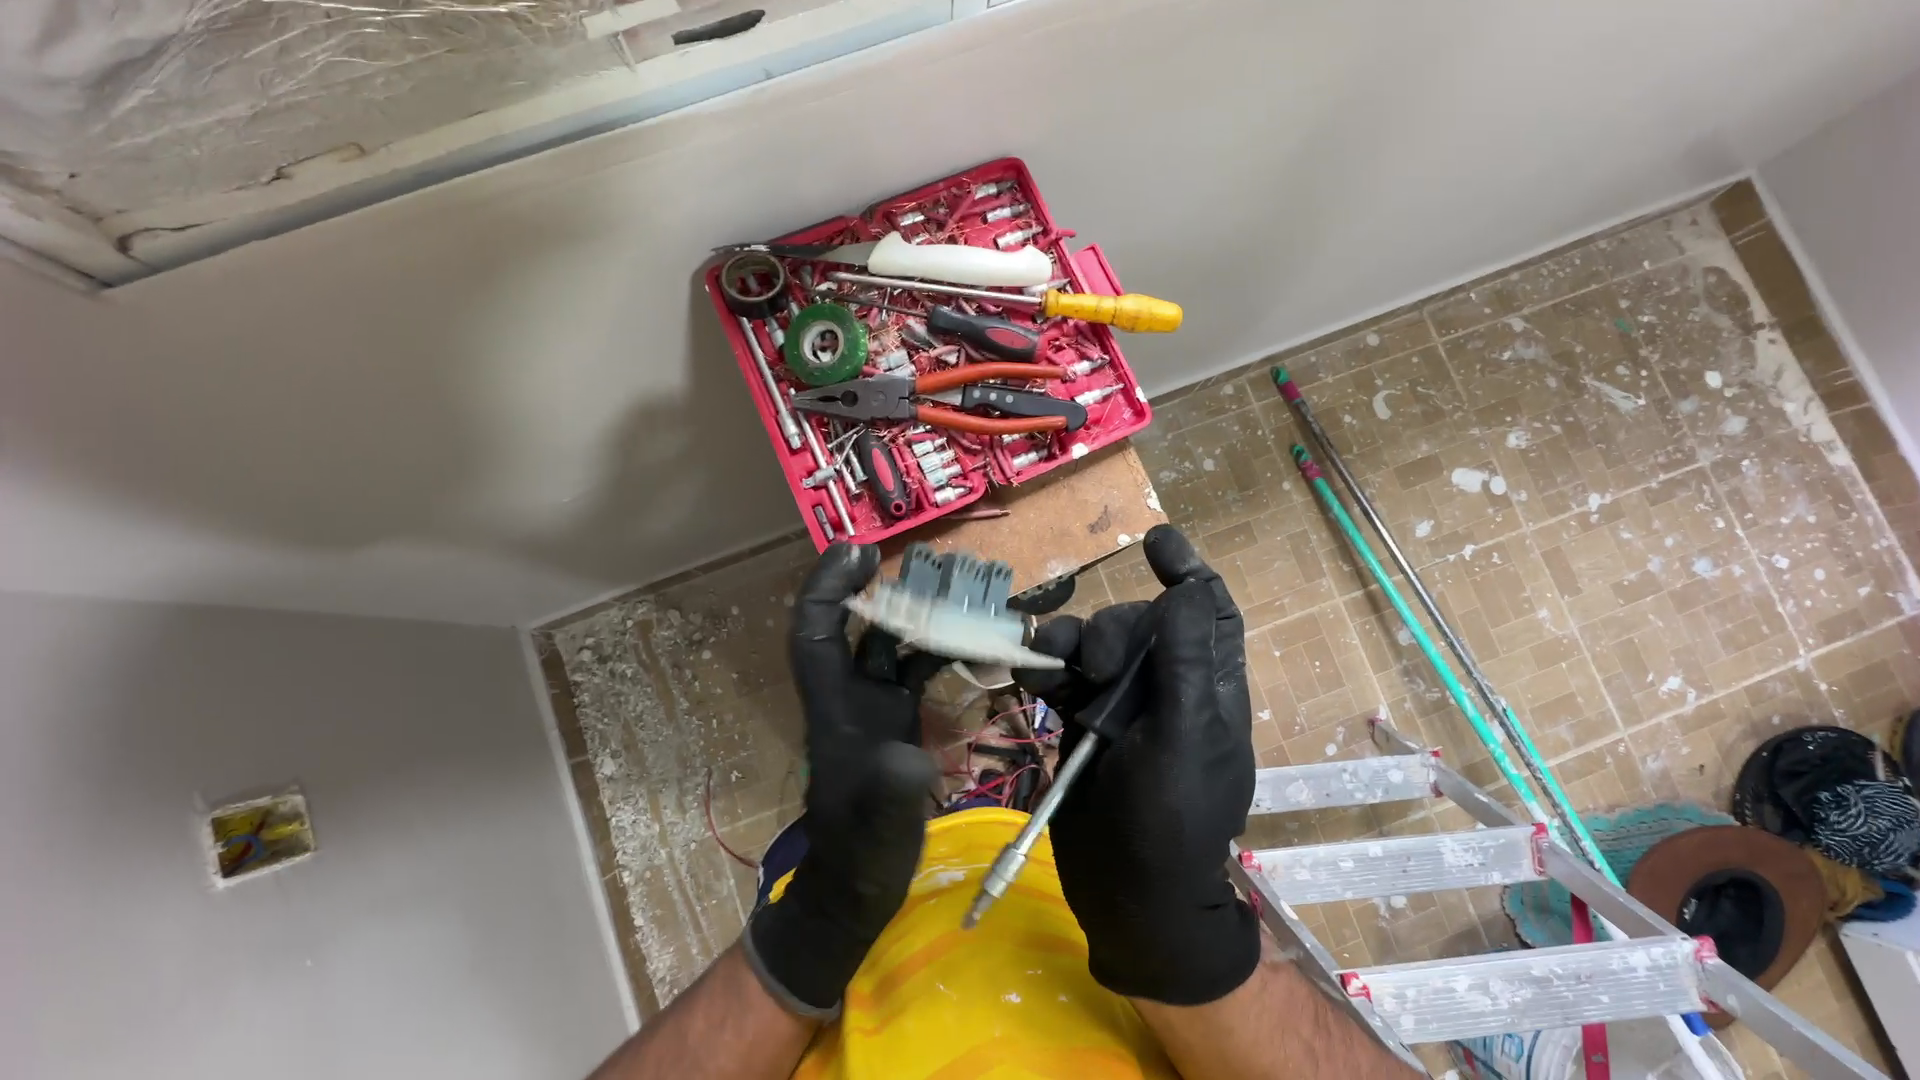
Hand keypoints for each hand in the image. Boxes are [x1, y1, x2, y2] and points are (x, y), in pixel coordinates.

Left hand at [744, 544, 941, 1016]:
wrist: (861, 886)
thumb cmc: (860, 854)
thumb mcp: (876, 825)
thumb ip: (889, 791)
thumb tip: (905, 757)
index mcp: (833, 707)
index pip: (814, 631)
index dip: (827, 586)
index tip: (859, 551)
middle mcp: (850, 697)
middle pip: (859, 626)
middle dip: (888, 589)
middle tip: (933, 564)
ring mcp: (874, 708)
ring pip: (892, 644)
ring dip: (921, 616)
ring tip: (962, 592)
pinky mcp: (897, 722)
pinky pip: (917, 671)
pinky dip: (940, 652)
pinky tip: (975, 644)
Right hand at [1015, 524, 1258, 1004]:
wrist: (1127, 897)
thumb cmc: (1170, 821)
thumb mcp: (1185, 738)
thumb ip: (1184, 662)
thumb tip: (1189, 589)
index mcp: (1207, 689)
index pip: (1208, 614)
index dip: (1188, 573)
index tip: (1157, 540)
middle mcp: (1165, 689)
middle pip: (1139, 624)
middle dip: (1113, 629)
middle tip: (1095, 664)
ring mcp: (1120, 706)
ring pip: (1093, 646)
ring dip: (1068, 642)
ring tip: (1046, 659)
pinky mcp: (1079, 723)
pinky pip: (1059, 677)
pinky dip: (1042, 668)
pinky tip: (1025, 673)